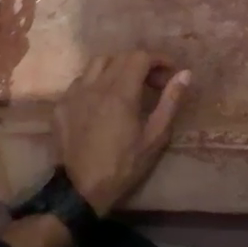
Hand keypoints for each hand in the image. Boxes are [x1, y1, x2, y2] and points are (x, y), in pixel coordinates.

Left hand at [55, 51, 191, 214]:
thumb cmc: (124, 165)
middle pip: (121, 57)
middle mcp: (95, 86)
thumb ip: (170, 101)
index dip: (159, 59)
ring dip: (117, 66)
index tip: (170, 72)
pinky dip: (96, 81)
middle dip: (142, 63)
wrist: (81, 190)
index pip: (140, 57)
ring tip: (127, 85)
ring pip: (97, 63)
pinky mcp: (61, 105)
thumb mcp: (155, 136)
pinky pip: (81, 81)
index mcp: (121, 93)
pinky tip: (103, 99)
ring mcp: (74, 94)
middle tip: (154, 82)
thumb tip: (185, 74)